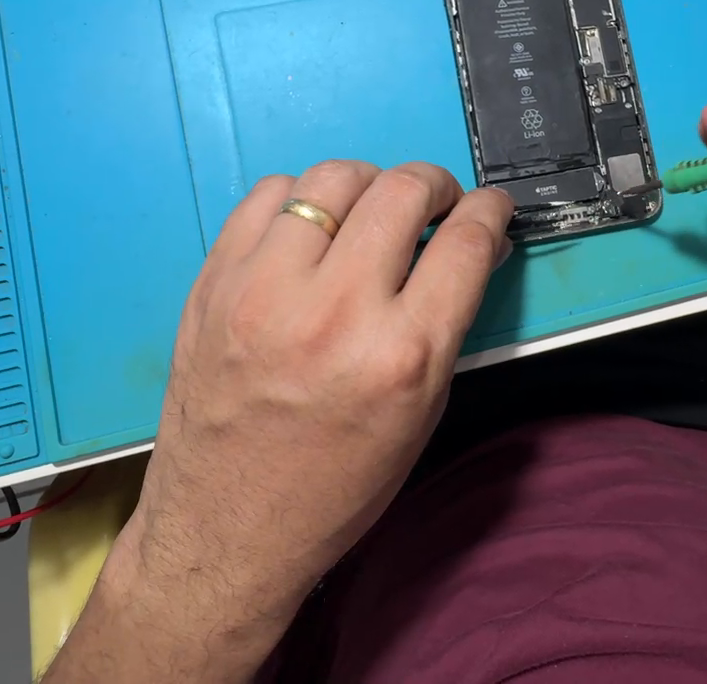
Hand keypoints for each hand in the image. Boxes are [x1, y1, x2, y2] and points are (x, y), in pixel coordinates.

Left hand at [111, 162, 512, 674]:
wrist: (227, 529)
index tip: (492, 207)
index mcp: (401, 356)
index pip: (466, 242)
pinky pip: (268, 194)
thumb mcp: (423, 409)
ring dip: (370, 184)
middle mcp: (335, 311)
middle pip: (403, 190)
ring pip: (333, 177)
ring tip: (373, 212)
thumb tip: (474, 244)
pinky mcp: (214, 282)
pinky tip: (312, 227)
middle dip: (436, 185)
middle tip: (438, 204)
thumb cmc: (342, 481)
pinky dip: (302, 198)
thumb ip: (450, 317)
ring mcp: (264, 290)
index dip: (492, 211)